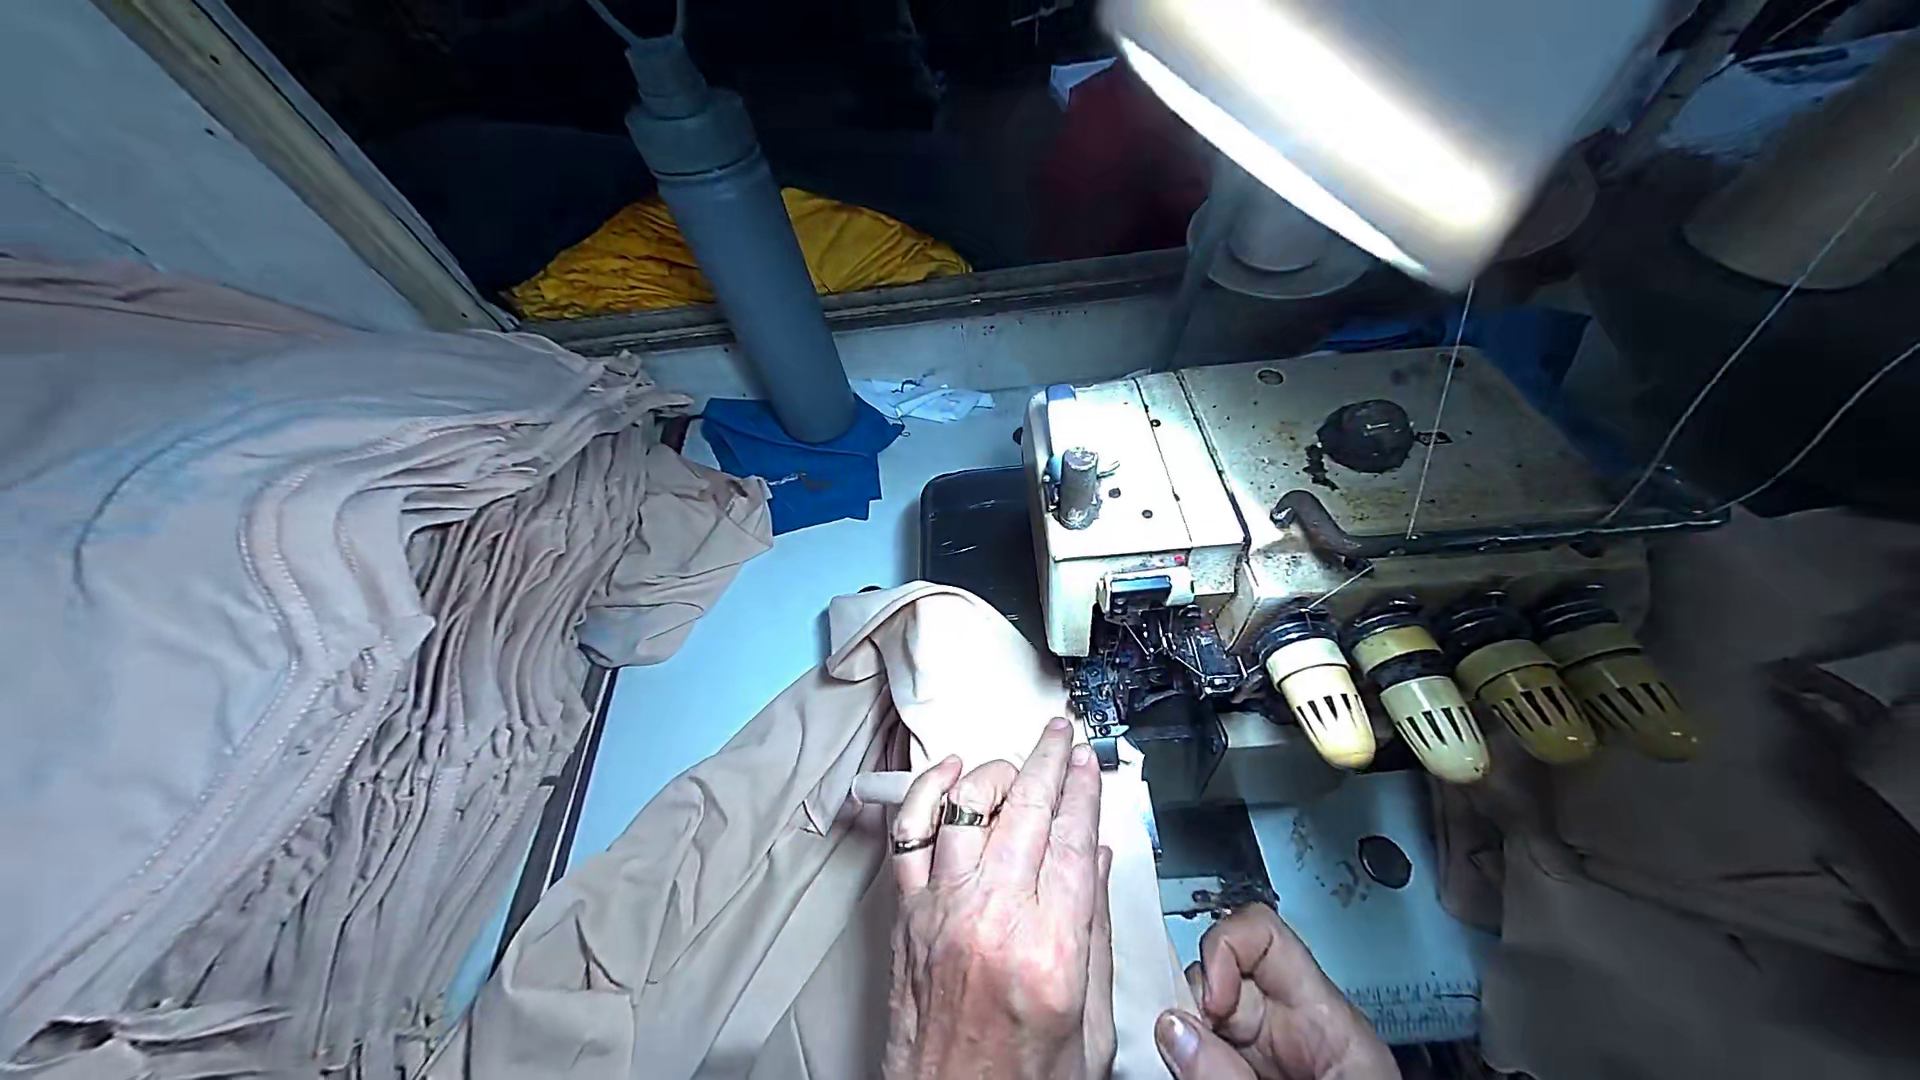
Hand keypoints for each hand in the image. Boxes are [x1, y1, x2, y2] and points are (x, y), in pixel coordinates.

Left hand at [883, 718, 1115, 1078]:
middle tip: (1058, 737)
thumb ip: (1097, 933)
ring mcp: (943, 908)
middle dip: (1048, 760)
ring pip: (967, 806)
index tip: (1086, 762)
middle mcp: (992, 918)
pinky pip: (909, 831)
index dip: (1083, 789)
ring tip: (1016, 764)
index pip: (1072, 839)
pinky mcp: (908, 912)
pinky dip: (928, 790)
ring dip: (996, 771)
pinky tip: (950, 770)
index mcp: (1050, 950)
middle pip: (1026, 809)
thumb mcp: (1090, 1025)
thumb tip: (1096, 860)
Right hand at [1154, 905, 1397, 1079]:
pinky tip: (1180, 1073)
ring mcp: (1258, 1054)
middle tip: (1179, 1050)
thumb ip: (1239, 1078)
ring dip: (1178, 1033)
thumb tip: (1172, 1026)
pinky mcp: (1235, 1074)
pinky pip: (1194, 1049)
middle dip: (1191, 1001)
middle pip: (1217, 971)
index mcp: (1324, 1020)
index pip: (1261, 935)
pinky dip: (1178, 1058)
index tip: (1210, 1003)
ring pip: (1195, 1010)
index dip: (1225, 949)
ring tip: (1180, 1069)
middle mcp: (1286, 1026)